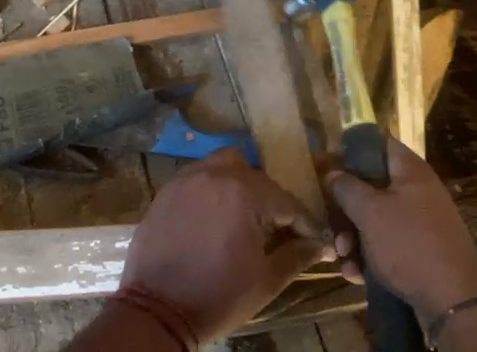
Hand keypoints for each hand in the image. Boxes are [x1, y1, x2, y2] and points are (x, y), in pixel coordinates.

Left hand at [118, 149, 332, 342]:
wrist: (158, 310)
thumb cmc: (218, 296)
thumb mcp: (266, 280)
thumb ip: (296, 256)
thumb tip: (319, 245)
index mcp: (245, 193)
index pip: (286, 201)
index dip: (304, 223)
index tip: (313, 240)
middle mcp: (216, 174)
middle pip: (255, 176)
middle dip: (270, 199)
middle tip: (276, 229)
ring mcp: (187, 179)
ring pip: (224, 166)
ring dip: (239, 185)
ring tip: (243, 217)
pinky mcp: (166, 190)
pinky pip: (198, 178)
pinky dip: (212, 190)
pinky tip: (213, 217)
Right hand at [324, 137, 476, 320]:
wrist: (455, 304)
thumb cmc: (410, 245)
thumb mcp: (370, 212)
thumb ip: (346, 187)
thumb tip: (332, 173)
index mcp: (409, 171)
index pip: (376, 143)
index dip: (348, 149)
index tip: (324, 164)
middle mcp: (416, 192)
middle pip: (370, 185)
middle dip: (344, 207)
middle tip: (329, 225)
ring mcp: (419, 223)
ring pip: (374, 218)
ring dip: (352, 237)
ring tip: (343, 258)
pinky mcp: (418, 251)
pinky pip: (386, 244)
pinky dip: (368, 256)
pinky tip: (356, 274)